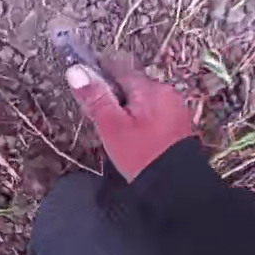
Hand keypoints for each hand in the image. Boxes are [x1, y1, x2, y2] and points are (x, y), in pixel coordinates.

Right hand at [65, 55, 194, 180]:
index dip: (99, 74)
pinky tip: (134, 138)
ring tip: (117, 131)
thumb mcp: (112, 126)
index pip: (119, 68)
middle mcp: (166, 93)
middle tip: (100, 114)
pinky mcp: (178, 125)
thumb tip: (76, 72)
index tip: (86, 82)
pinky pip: (154, 114)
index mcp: (150, 88)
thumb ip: (95, 97)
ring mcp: (175, 109)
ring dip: (128, 110)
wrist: (174, 186)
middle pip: (132, 85)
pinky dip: (141, 121)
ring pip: (143, 101)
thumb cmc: (142, 156)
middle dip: (115, 96)